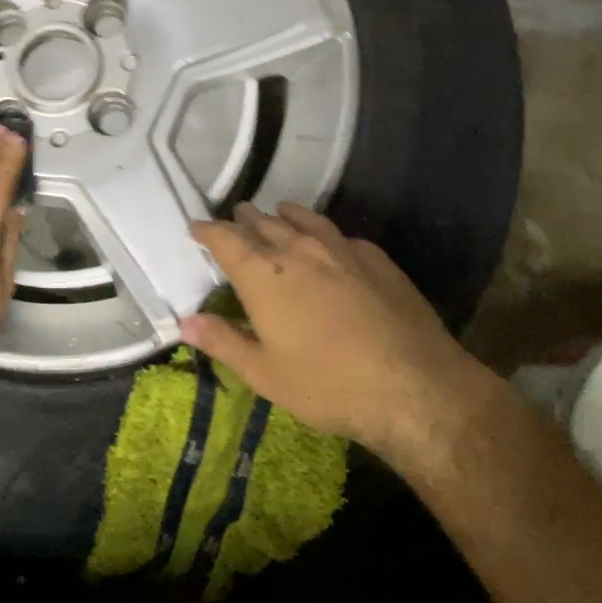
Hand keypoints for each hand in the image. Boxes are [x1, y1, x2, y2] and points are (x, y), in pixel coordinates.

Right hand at [180, 202, 492, 454]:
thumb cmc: (329, 385)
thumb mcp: (265, 374)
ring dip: (283, 216)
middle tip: (235, 222)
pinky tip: (328, 245)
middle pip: (264, 222)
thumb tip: (185, 321)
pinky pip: (338, 234)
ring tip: (276, 216)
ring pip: (303, 219)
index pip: (225, 239)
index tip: (196, 228)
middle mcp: (298, 249)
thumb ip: (223, 342)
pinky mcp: (376, 258)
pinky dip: (321, 233)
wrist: (416, 387)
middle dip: (244, 220)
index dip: (207, 231)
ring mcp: (340, 249)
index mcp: (263, 274)